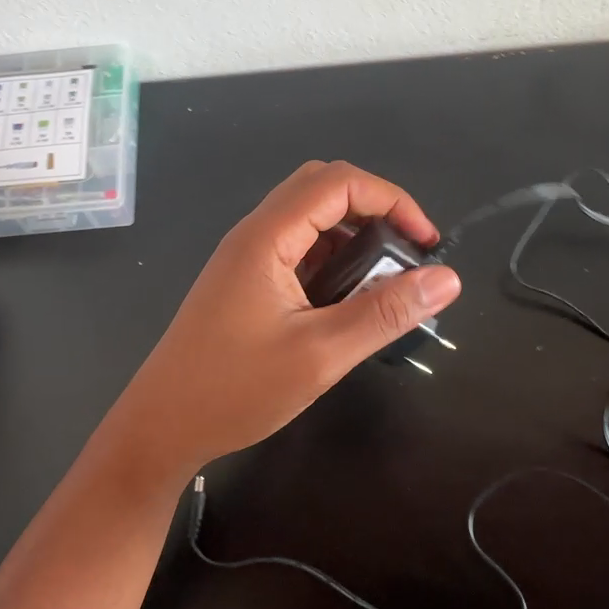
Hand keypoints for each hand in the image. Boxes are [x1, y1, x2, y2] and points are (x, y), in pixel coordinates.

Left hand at [94, 161, 461, 484]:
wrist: (161, 426)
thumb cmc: (235, 390)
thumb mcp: (320, 355)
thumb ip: (384, 314)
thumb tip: (447, 279)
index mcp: (267, 237)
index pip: (339, 182)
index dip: (392, 199)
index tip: (426, 245)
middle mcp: (253, 235)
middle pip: (321, 188)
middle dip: (374, 210)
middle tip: (407, 257)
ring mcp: (244, 259)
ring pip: (307, 219)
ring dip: (351, 237)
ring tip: (382, 284)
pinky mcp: (243, 283)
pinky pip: (294, 249)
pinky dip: (329, 260)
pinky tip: (344, 302)